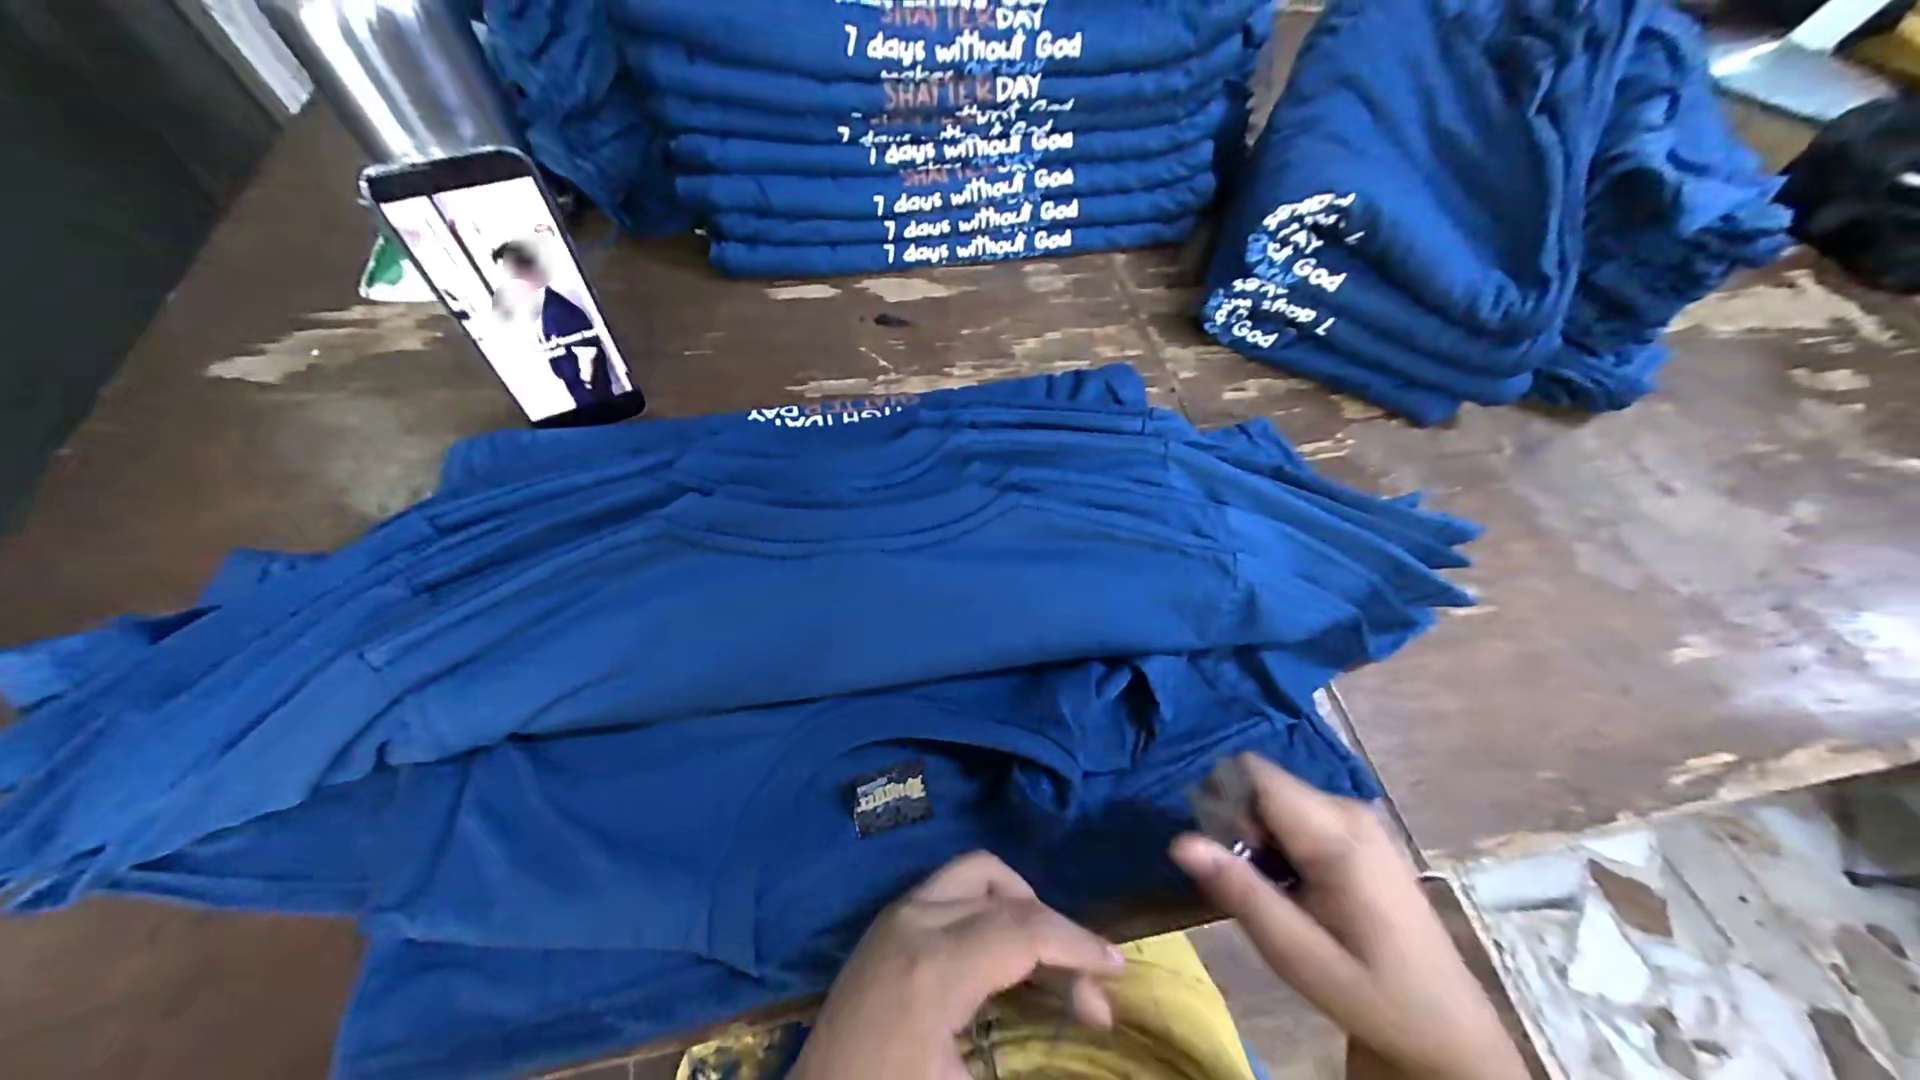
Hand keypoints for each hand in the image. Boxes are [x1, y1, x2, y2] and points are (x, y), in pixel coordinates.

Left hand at [788, 851, 1126, 1079]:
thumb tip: (1090, 1022)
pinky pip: (952, 889)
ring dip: (1021, 906)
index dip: (1078, 945)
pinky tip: (1001, 956)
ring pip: (976, 873)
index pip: (1024, 930)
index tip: (1117, 971)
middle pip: (1005, 893)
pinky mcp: (886, 924)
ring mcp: (895, 916)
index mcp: (933, 966)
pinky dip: (990, 908)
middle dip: (1055, 930)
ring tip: (1046, 961)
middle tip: (1085, 989)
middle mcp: (913, 921)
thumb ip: (1027, 1047)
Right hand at [1170, 754, 1527, 1079]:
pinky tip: (1296, 888)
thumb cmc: (1373, 996)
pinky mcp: (1359, 831)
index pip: (1254, 773)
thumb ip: (1240, 892)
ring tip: (1277, 892)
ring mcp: (1357, 818)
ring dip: (1259, 837)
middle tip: (1254, 884)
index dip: (1226, 804)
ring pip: (1276, 798)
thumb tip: (1180, 841)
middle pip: (1263, 785)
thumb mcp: (1298, 956)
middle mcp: (1347, 809)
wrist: (1449, 1032)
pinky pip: (1297, 812)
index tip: (1231, 855)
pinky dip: (1280, 842)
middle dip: (1241, 825)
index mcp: (1337, 834)